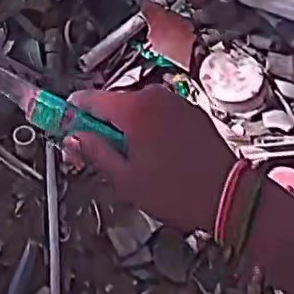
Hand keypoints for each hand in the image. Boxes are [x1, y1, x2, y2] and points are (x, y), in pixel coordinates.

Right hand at [61, 86, 237, 233]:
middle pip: (111, 102)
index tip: (61, 120)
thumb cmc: (183, 192)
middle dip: (101, 124)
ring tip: (134, 159)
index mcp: (133, 109)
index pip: (88, 99)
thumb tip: (75, 140)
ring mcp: (172, 101)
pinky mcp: (187, 109)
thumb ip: (95, 153)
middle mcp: (152, 96)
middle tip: (98, 152)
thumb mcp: (127, 180)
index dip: (72, 112)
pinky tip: (155, 153)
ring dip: (126, 126)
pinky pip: (156, 111)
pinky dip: (149, 126)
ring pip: (134, 107)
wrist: (232, 197)